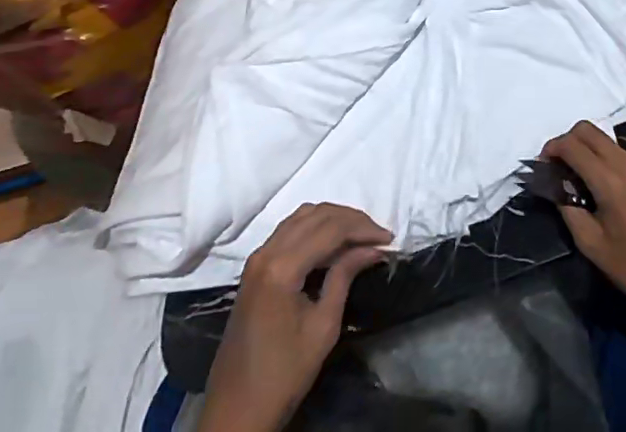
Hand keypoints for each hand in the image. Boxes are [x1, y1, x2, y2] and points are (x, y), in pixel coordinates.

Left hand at [201, 204, 389, 431]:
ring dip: (333, 219)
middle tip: (378, 236)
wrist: (236, 410)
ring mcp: (256, 259)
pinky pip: (289, 230)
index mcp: (281, 268)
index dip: (363, 228)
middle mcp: (265, 253)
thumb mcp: (323, 326)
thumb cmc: (284, 374)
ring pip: (301, 217)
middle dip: (351, 219)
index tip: (389, 239)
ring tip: (360, 237)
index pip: (330, 228)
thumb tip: (373, 248)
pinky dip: (315, 228)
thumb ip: (345, 276)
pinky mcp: (254, 268)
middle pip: (316, 215)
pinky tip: (334, 244)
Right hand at [542, 121, 625, 326]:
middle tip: (560, 168)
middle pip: (591, 132)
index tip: (543, 165)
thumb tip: (557, 188)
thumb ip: (569, 209)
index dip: (552, 148)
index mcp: (612, 181)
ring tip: (587, 187)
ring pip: (610, 144)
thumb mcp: (592, 246)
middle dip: (569, 142)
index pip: (573, 145)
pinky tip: (615, 195)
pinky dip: (612, 166)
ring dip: (592, 155)